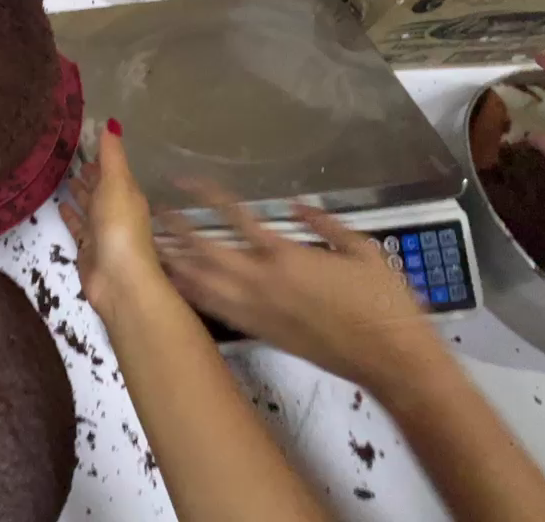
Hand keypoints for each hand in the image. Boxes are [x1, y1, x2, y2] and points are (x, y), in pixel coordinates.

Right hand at [62, 121, 165, 313]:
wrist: (119, 279)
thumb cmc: (120, 226)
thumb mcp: (117, 183)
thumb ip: (111, 155)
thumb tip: (112, 122)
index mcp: (127, 194)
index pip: (113, 171)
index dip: (101, 158)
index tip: (83, 143)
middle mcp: (116, 210)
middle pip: (101, 188)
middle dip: (90, 174)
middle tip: (70, 158)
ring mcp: (101, 231)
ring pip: (89, 206)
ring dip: (79, 193)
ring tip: (63, 178)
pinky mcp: (87, 248)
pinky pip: (77, 226)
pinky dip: (70, 215)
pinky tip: (59, 205)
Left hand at [160, 182, 443, 390]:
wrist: (394, 364)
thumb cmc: (385, 304)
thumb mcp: (364, 251)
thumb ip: (325, 223)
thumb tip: (296, 204)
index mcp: (285, 255)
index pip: (235, 216)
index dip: (205, 194)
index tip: (183, 179)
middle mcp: (260, 279)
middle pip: (203, 248)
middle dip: (175, 227)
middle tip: (153, 210)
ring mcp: (254, 307)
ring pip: (199, 279)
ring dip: (173, 259)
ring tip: (150, 242)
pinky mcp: (256, 330)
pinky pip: (211, 307)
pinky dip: (188, 291)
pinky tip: (172, 281)